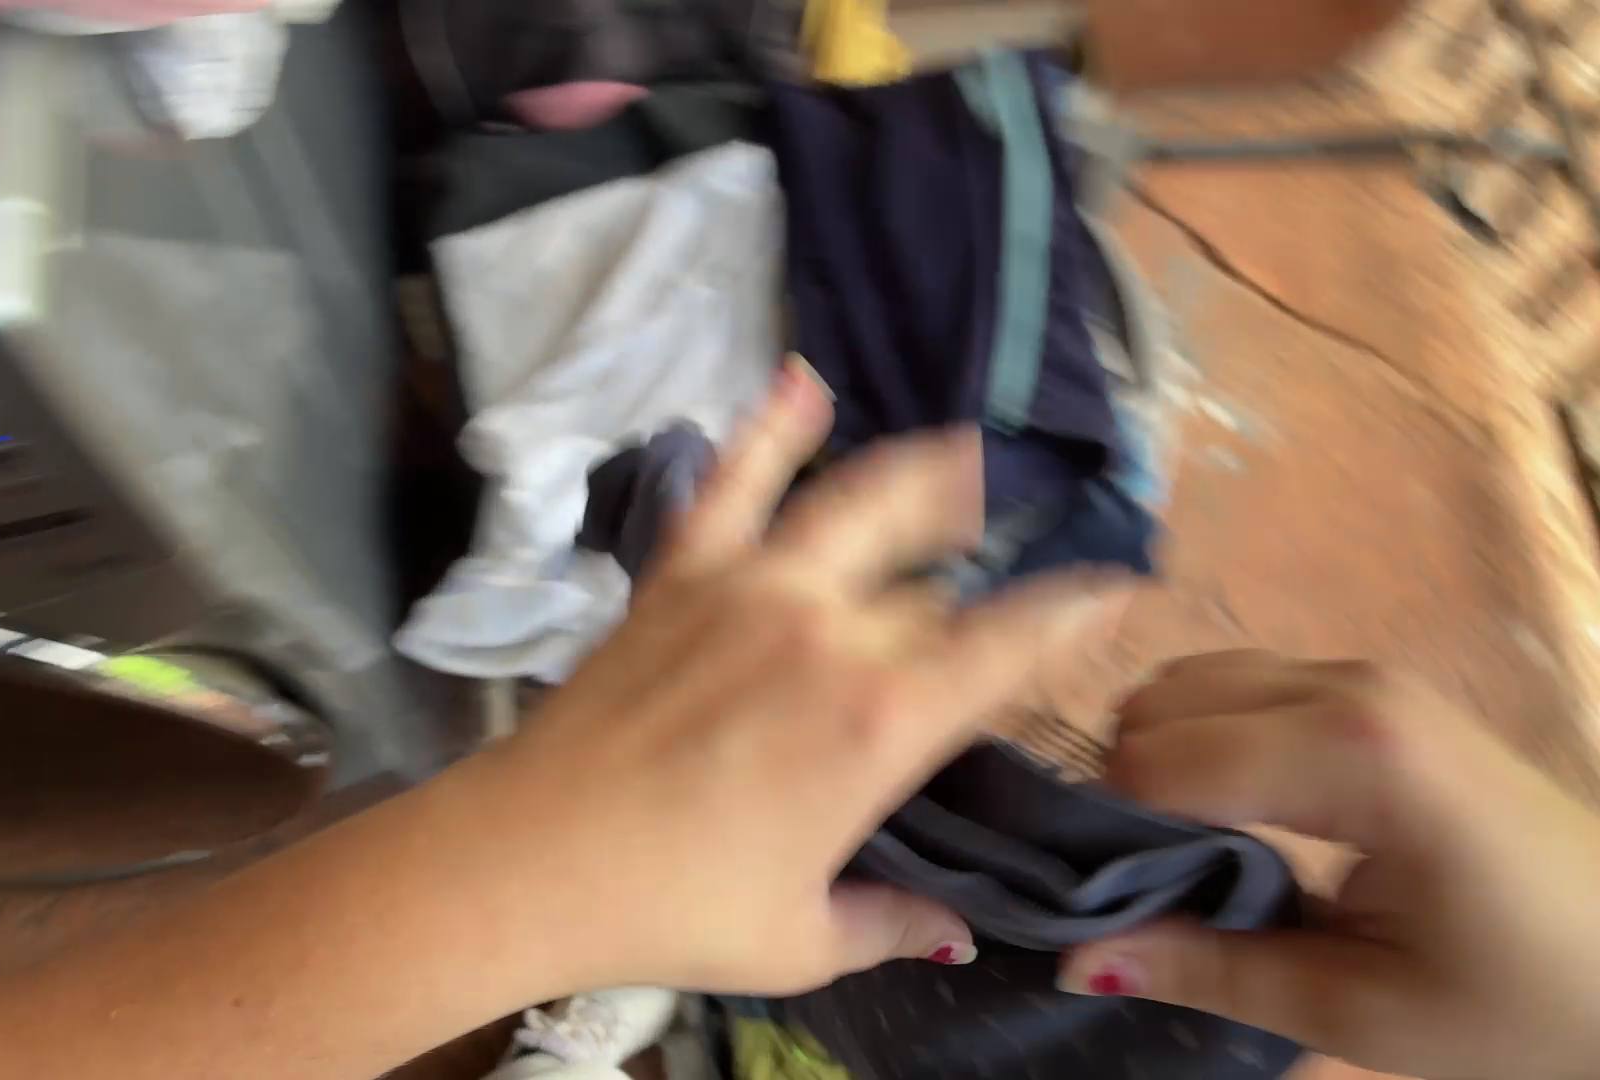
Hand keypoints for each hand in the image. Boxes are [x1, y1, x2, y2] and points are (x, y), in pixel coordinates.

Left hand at [454, 361, 1122, 995]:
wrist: (534, 855)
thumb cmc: (670, 905)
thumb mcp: (800, 938)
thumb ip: (892, 920)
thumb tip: (956, 924)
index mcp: (875, 725)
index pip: (1005, 648)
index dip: (1072, 613)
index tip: (1113, 586)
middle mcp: (824, 634)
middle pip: (925, 586)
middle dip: (973, 580)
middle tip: (1002, 559)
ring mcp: (747, 587)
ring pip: (855, 503)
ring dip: (919, 475)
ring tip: (962, 454)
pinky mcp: (680, 573)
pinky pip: (730, 484)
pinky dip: (768, 428)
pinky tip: (802, 380)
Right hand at [1058, 651, 1599, 1079]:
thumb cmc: (1544, 1009)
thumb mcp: (1369, 1012)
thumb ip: (1205, 970)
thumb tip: (1068, 958)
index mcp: (1353, 754)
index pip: (1154, 761)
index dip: (1118, 827)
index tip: (1132, 890)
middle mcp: (1341, 684)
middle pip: (1152, 710)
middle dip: (1129, 786)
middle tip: (1162, 869)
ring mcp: (1350, 672)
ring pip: (1176, 684)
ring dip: (1156, 752)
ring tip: (1193, 831)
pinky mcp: (1356, 680)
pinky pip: (1220, 680)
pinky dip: (1193, 727)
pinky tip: (1233, 790)